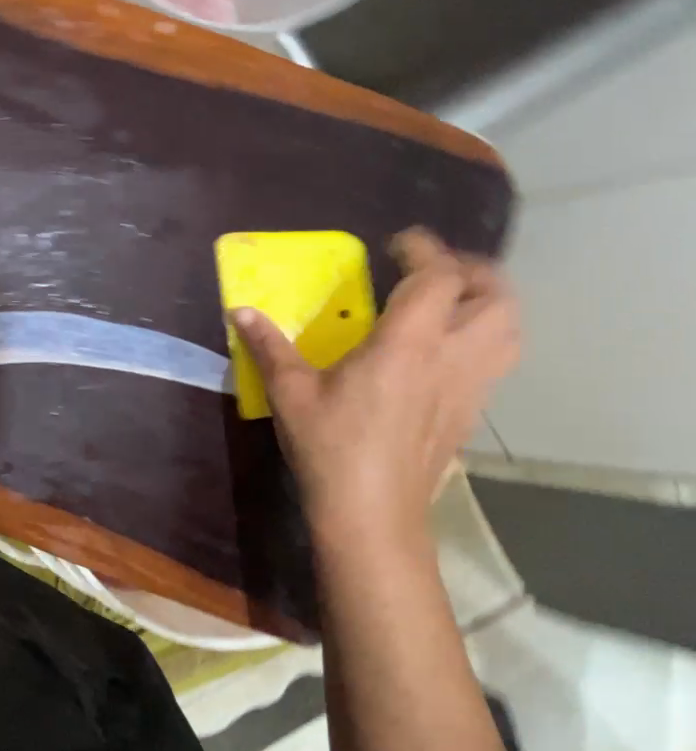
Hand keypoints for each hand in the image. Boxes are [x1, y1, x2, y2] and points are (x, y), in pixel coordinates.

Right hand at [232, 227, 519, 548]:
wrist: (372, 508)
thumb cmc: (329, 446)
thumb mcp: (289, 392)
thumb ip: (270, 346)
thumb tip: (241, 311)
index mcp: (407, 345)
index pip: (438, 278)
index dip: (424, 250)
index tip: (399, 241)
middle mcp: (452, 356)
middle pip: (494, 295)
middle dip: (471, 270)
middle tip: (432, 267)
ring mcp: (471, 384)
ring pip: (509, 326)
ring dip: (488, 301)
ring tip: (450, 299)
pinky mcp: (473, 408)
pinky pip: (498, 356)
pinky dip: (485, 334)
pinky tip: (446, 346)